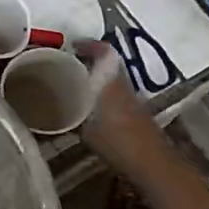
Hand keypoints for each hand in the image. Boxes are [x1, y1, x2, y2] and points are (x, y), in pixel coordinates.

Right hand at [75, 40, 167, 165]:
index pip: (105, 53)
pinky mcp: (136, 115)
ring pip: (111, 81)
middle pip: (107, 66)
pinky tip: (88, 108)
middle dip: (88, 63)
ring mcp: (132, 101)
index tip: (72, 45)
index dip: (90, 45)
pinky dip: (101, 95)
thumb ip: (72, 116)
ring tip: (72, 86)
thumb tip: (55, 111)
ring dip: (95, 80)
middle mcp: (123, 87)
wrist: (152, 163)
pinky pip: (115, 96)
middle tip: (65, 67)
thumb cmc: (117, 143)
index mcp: (111, 84)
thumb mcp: (86, 130)